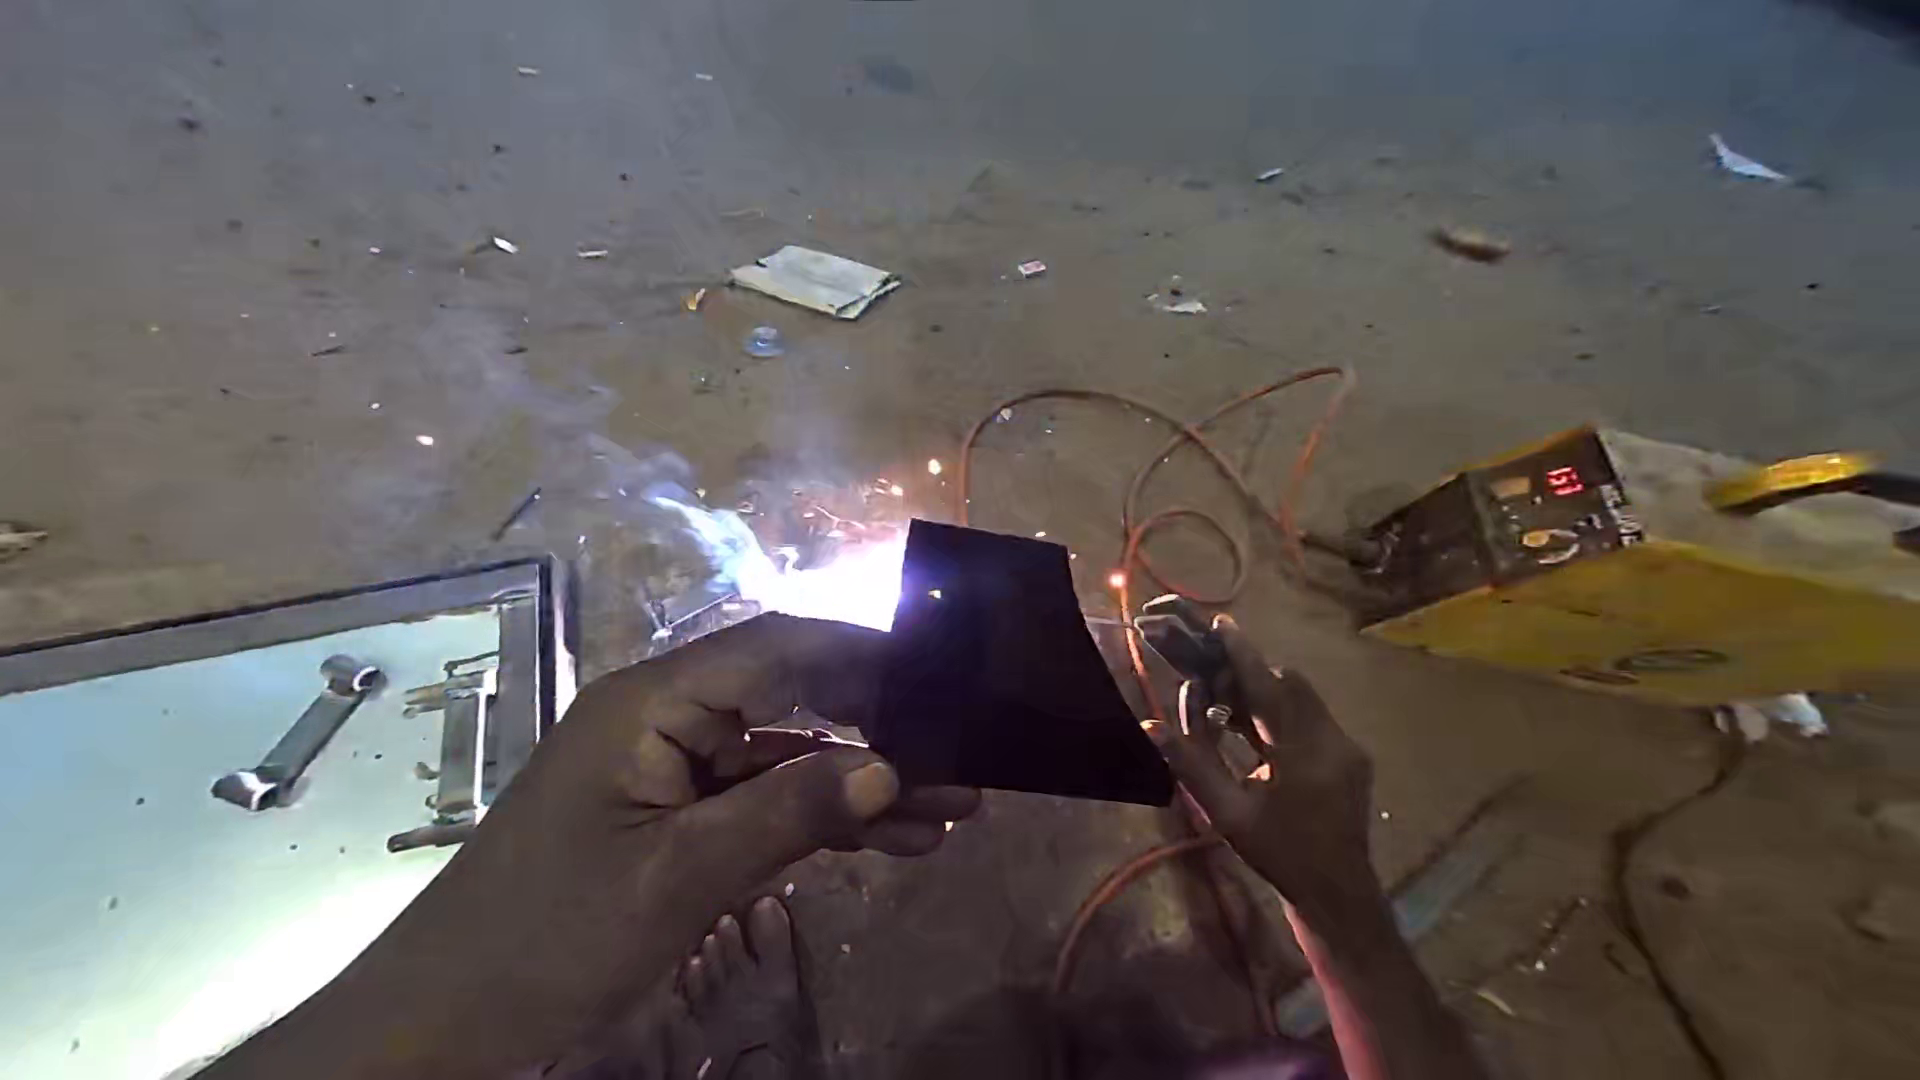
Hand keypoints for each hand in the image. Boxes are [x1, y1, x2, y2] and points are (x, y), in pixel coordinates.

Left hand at [210, 614, 978, 1079]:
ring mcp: (690, 765)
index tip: (932, 669)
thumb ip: (788, 813)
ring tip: (954, 803)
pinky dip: (835, 820)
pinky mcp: (696, 812)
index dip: (859, 649)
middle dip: (880, 722)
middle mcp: (678, 714)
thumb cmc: (542, 941)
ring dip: (869, 780)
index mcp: (657, 699)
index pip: (777, 646)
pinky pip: (778, 801)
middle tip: (956, 745)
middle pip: (800, 695)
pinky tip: (903, 842)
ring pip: (800, 754)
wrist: (438, 1037)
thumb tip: (893, 770)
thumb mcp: (675, 877)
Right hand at [1147, 615, 1375, 914]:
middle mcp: (1333, 741)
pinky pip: (1309, 716)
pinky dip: (1278, 712)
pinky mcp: (1348, 755)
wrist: (1338, 895)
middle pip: (1289, 685)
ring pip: (1301, 698)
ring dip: (1263, 693)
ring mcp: (1346, 747)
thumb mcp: (1226, 812)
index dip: (1242, 654)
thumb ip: (1190, 763)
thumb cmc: (1277, 853)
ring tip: (1228, 707)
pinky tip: (1253, 730)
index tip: (1220, 623)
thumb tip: (1150, 725)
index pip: (1269, 688)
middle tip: (1215, 685)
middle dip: (1250, 675)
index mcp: (1304, 755)